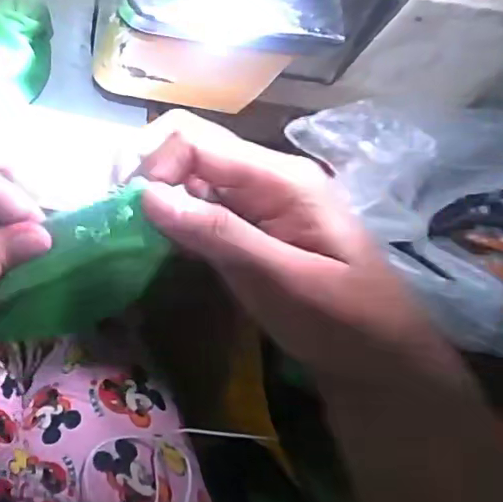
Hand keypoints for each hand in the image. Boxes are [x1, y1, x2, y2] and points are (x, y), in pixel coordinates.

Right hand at [129, 110, 462, 392]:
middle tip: (121, 218)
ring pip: (184, 172)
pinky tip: (158, 244)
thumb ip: (216, 233)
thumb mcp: (279, 280)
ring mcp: (254, 197)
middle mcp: (263, 175)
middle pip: (185, 144)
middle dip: (144, 172)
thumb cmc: (341, 322)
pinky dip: (168, 217)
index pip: (193, 139)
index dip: (152, 166)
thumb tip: (145, 194)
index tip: (133, 213)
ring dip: (152, 195)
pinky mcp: (245, 222)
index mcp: (279, 177)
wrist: (382, 362)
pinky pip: (194, 202)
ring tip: (132, 234)